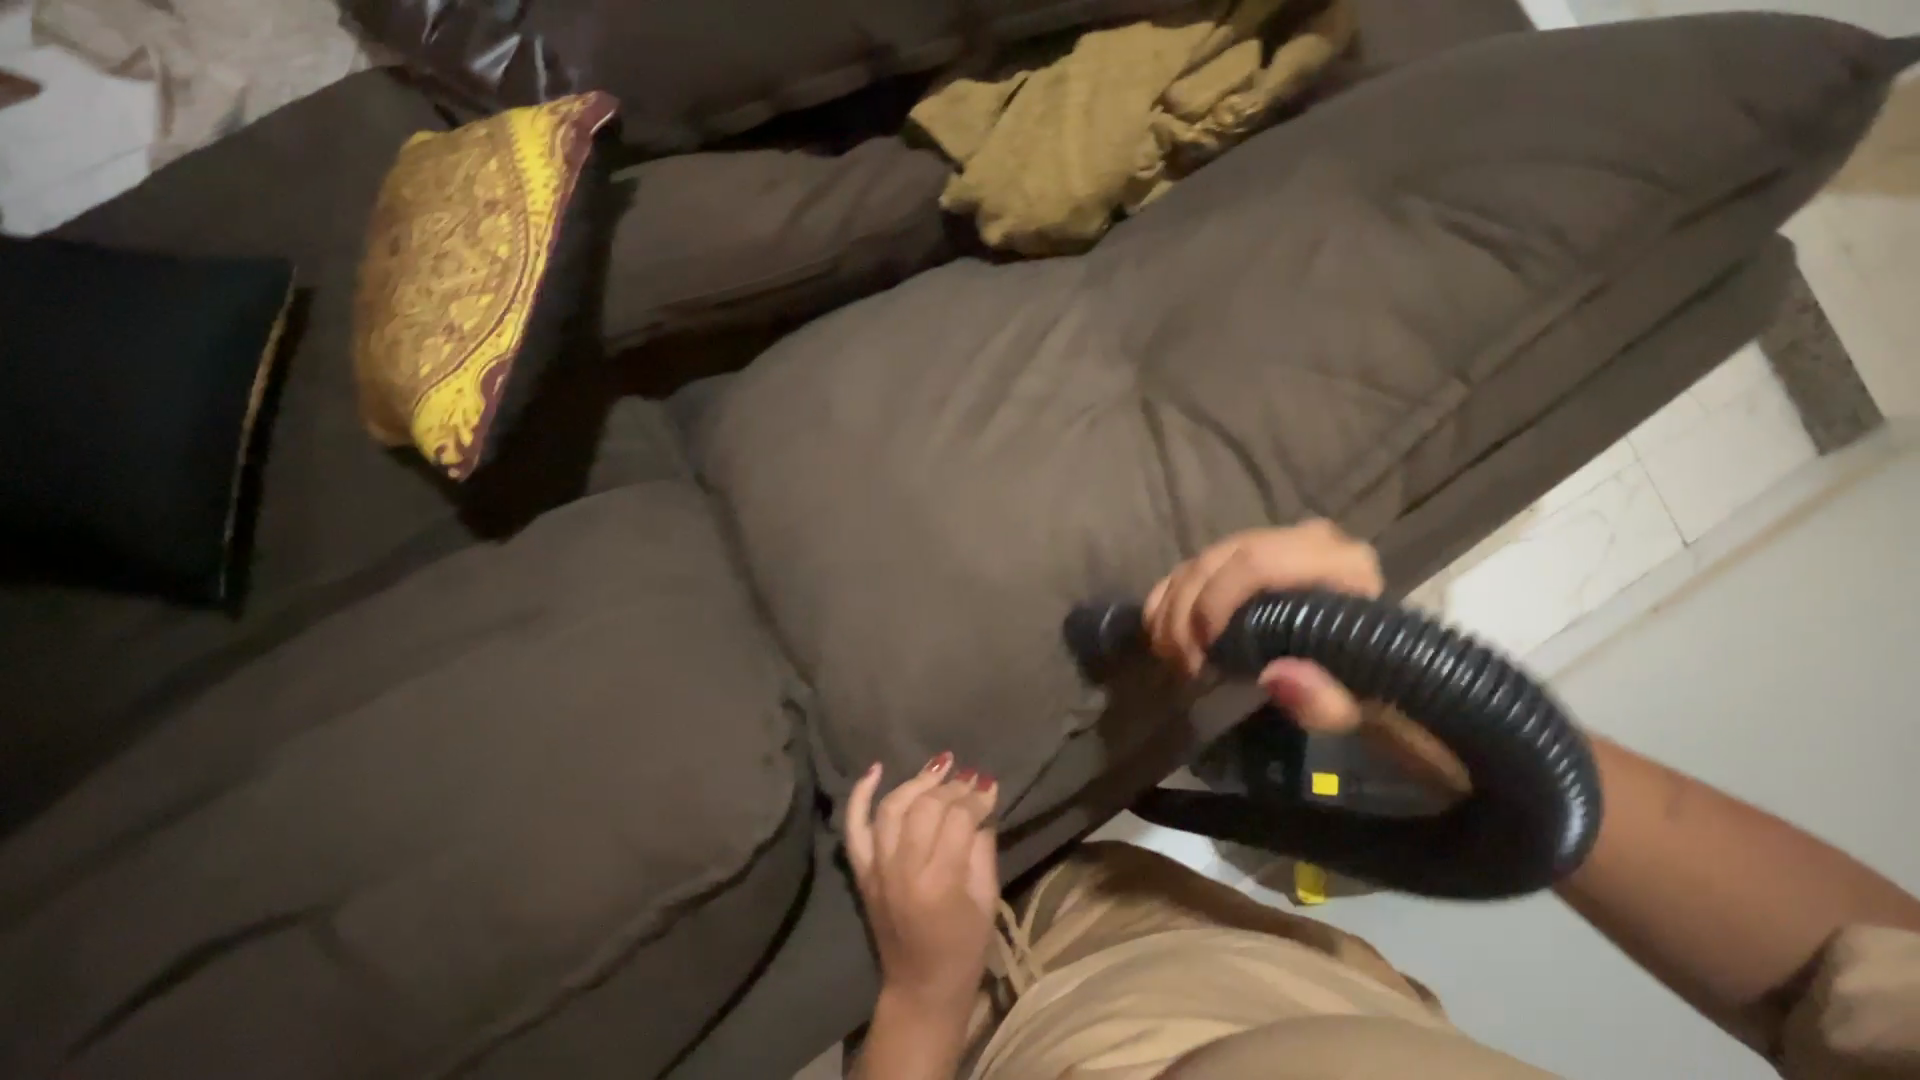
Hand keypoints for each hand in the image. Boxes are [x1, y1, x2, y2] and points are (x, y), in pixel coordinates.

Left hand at [845, 754, 999, 1016]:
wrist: (920, 987)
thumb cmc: (964, 948)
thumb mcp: (987, 898)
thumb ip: (982, 847)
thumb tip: (982, 803)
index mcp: (939, 881)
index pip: (958, 819)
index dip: (977, 797)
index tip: (990, 787)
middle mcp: (902, 869)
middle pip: (925, 807)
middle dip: (952, 787)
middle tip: (970, 778)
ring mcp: (876, 869)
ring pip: (892, 807)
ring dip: (917, 782)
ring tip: (940, 766)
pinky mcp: (861, 871)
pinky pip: (854, 826)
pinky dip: (861, 794)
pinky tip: (876, 768)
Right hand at [1146, 521, 1468, 794]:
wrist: (1400, 688)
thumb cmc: (1388, 699)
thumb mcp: (1370, 714)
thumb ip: (1330, 701)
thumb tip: (1274, 675)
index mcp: (1343, 566)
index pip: (1257, 560)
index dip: (1216, 601)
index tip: (1202, 656)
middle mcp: (1310, 542)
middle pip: (1220, 557)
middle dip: (1188, 610)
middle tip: (1183, 667)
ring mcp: (1276, 549)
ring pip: (1201, 560)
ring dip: (1173, 609)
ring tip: (1172, 659)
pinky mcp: (1253, 565)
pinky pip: (1194, 567)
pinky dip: (1168, 599)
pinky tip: (1164, 636)